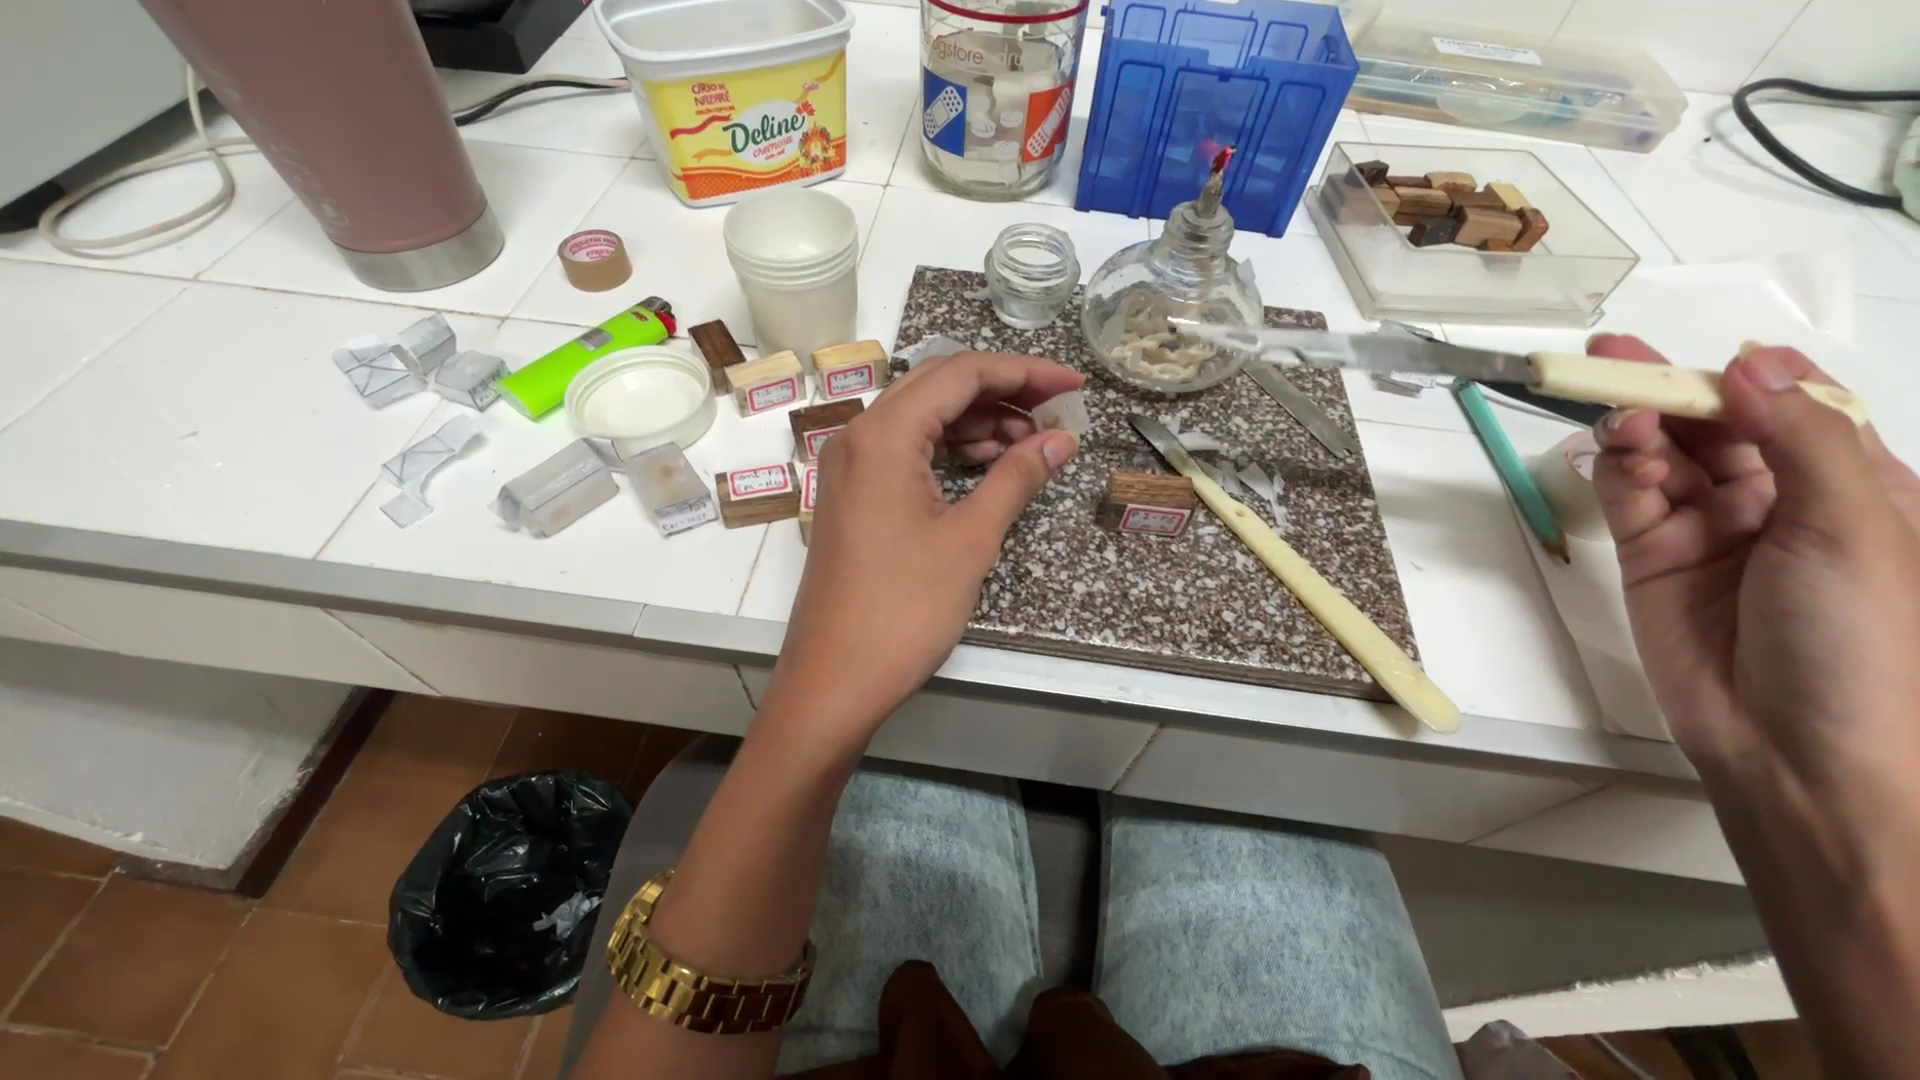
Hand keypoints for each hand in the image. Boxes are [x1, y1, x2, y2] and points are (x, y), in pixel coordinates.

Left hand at [762, 352, 1082, 740]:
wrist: (834, 680)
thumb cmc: (903, 610)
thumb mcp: (971, 540)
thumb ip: (1017, 478)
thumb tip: (1061, 440)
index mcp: (884, 434)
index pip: (960, 373)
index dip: (1023, 372)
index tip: (1072, 386)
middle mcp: (859, 437)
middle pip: (938, 387)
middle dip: (1002, 393)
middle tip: (1055, 414)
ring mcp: (850, 468)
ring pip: (922, 421)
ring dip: (977, 424)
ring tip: (1032, 446)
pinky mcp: (853, 497)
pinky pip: (907, 454)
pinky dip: (950, 453)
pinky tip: (989, 467)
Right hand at [1589, 335, 1919, 804]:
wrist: (1798, 750)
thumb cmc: (1865, 638)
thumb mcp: (1856, 528)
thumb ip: (1803, 438)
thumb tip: (1748, 364)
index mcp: (1854, 486)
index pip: (1798, 408)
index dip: (1753, 377)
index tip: (1709, 356)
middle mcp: (1780, 499)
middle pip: (1720, 424)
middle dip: (1673, 389)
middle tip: (1613, 354)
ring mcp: (1711, 528)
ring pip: (1667, 455)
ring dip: (1640, 426)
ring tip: (1616, 416)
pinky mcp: (1652, 556)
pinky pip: (1630, 497)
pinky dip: (1617, 469)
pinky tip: (1614, 454)